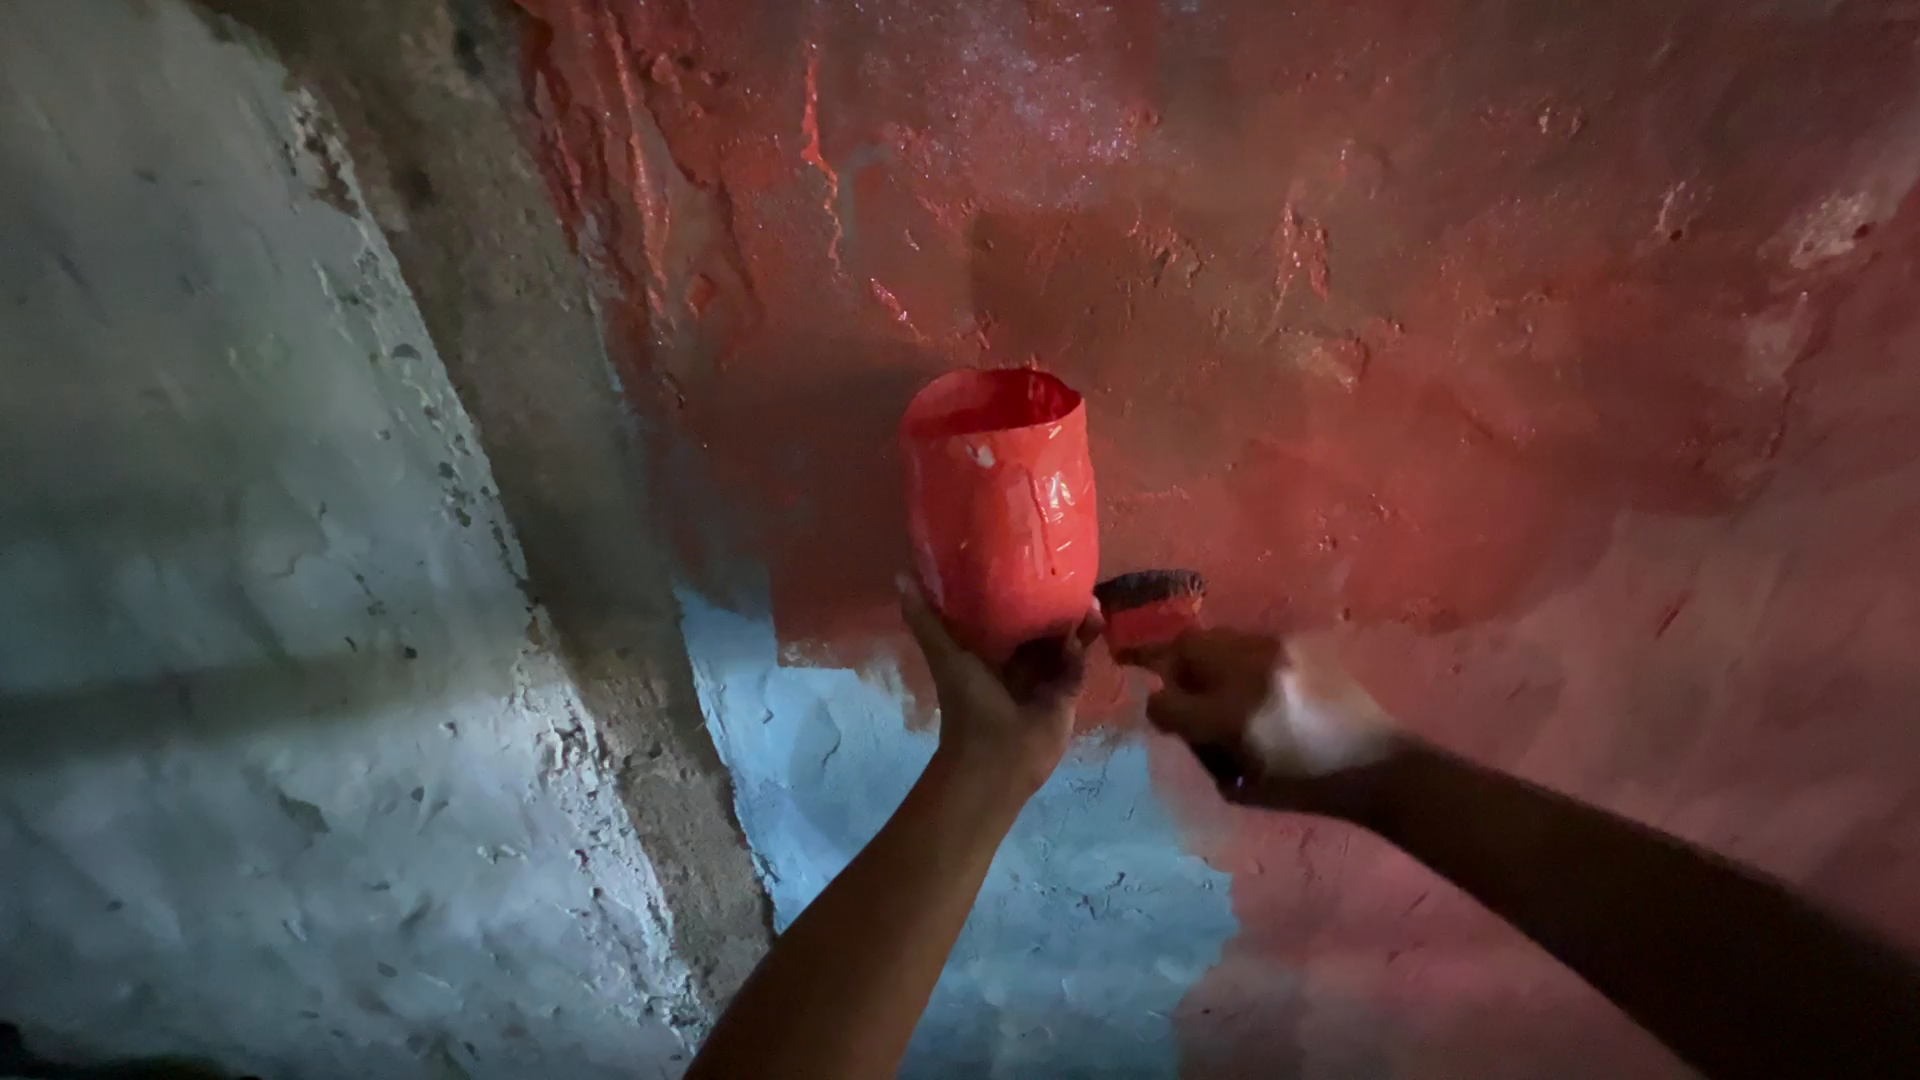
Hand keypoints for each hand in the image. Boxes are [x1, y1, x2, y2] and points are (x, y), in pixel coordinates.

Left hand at [899, 576, 1102, 795]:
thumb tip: (901, 575)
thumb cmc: (968, 704)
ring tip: (1090, 597)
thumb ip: (926, 619)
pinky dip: (1081, 647)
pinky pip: (1077, 664)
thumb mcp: (945, 654)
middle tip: (1070, 576)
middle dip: (1055, 603)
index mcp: (988, 649)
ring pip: (1064, 641)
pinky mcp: (1066, 692)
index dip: (1019, 589)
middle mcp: (1017, 660)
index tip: (1031, 560)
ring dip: (1075, 621)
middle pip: (1040, 624)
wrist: (997, 760)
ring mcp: (1043, 676)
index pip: (1006, 612)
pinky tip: (1088, 626)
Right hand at [1136, 629, 1399, 806]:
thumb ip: (1198, 745)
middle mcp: (1249, 674)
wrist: (1377, 763)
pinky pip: (1241, 638)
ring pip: (1209, 636)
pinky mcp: (1292, 641)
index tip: (1171, 721)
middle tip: (1186, 689)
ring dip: (1202, 658)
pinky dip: (1233, 655)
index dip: (1160, 713)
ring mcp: (1273, 650)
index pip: (1164, 701)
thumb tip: (1176, 713)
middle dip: (1173, 668)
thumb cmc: (1305, 787)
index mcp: (1234, 719)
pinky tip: (1250, 677)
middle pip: (1180, 648)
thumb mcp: (1238, 784)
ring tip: (1220, 682)